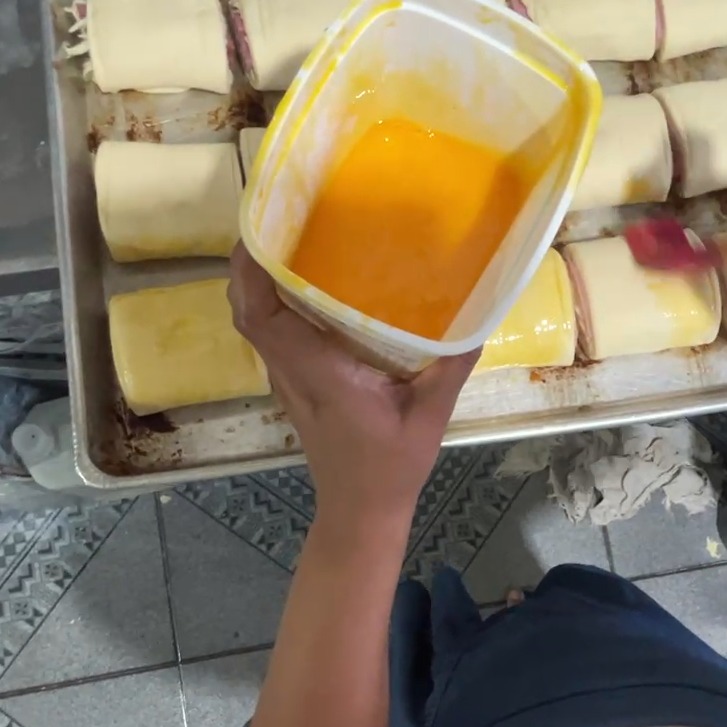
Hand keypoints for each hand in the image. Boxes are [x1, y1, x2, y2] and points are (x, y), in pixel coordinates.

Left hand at [228, 245, 477, 526]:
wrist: (360, 508)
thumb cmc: (391, 467)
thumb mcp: (430, 416)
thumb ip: (451, 366)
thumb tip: (478, 316)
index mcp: (320, 374)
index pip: (263, 318)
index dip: (252, 270)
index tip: (265, 225)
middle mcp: (292, 372)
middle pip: (247, 311)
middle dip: (252, 261)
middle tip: (282, 217)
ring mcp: (287, 380)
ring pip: (255, 322)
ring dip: (260, 280)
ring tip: (293, 238)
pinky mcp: (294, 384)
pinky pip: (272, 334)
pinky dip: (275, 301)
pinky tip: (310, 283)